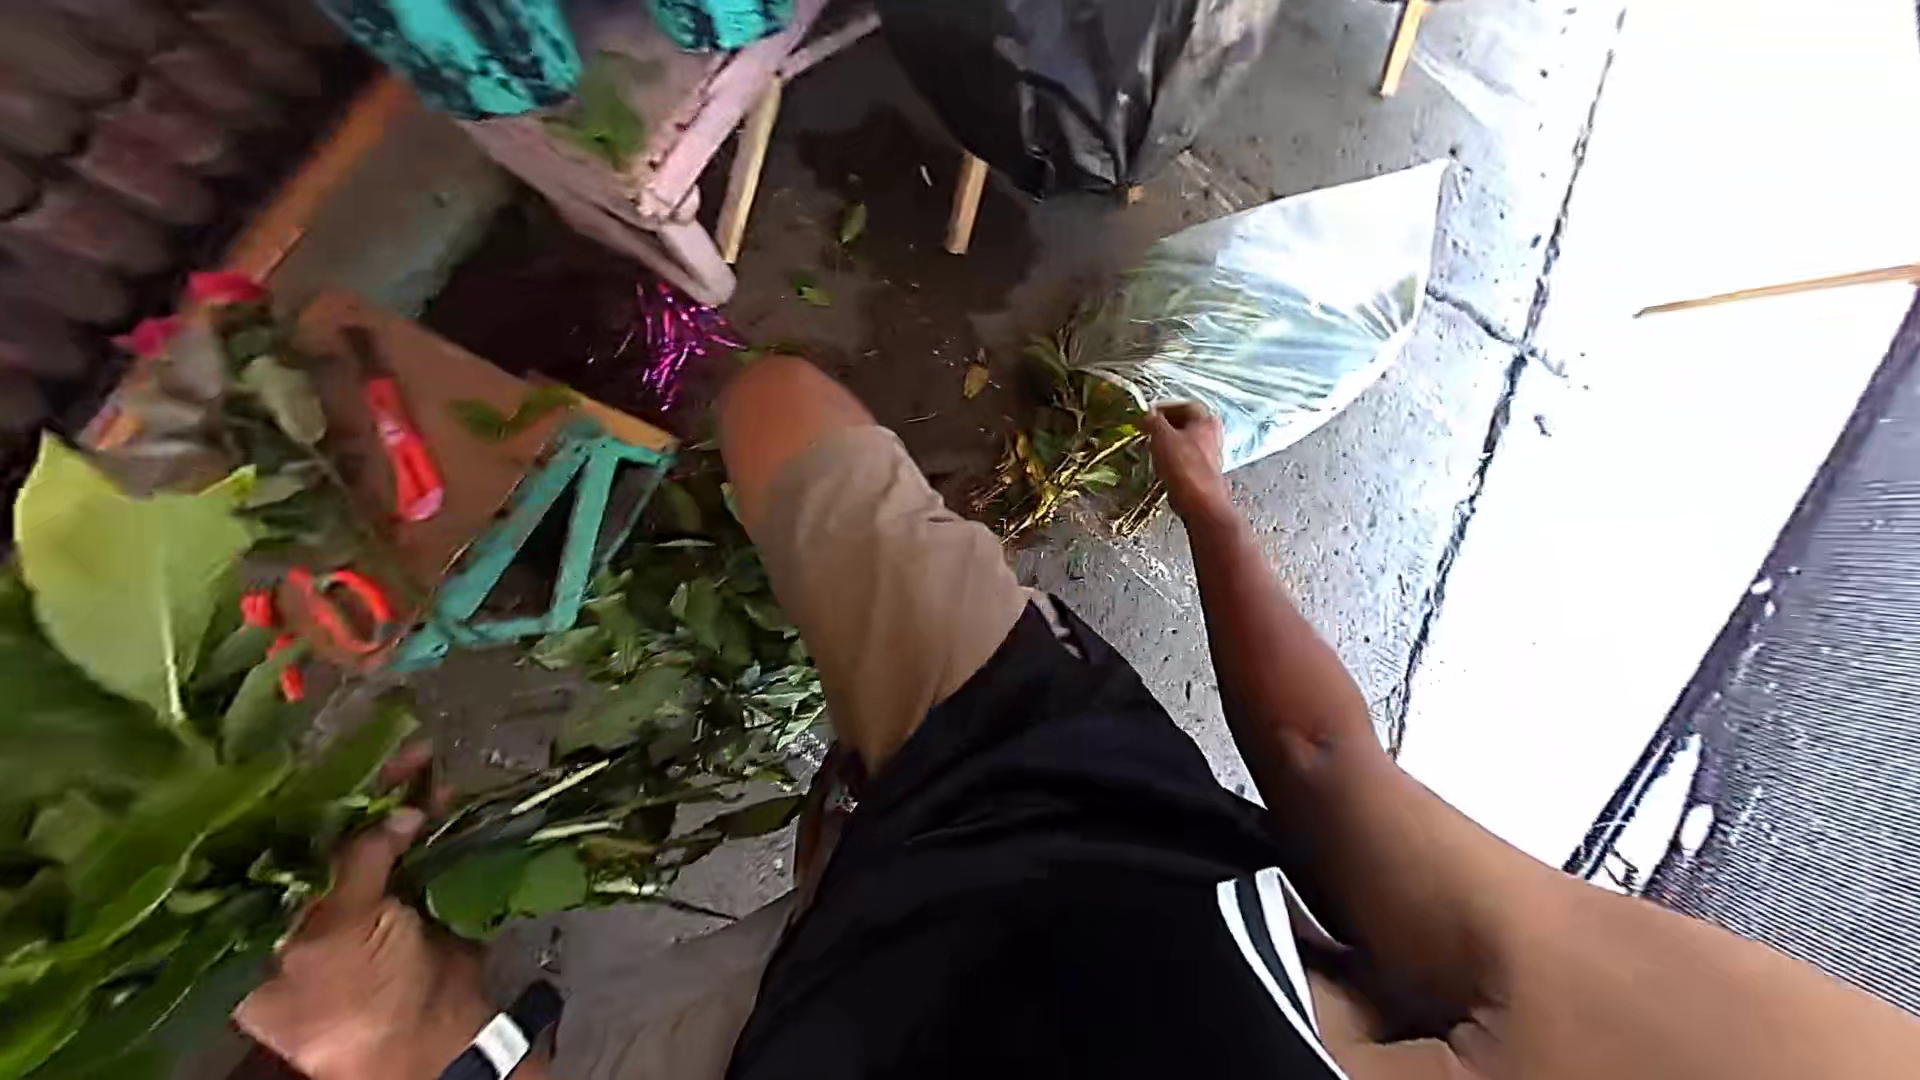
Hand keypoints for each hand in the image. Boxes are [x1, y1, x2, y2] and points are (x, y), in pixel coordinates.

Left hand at [235, 749, 491, 1079]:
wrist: (430, 1022)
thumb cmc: (356, 994)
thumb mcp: (336, 935)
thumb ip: (357, 867)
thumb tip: (400, 810)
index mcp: (254, 923)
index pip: (263, 850)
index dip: (293, 804)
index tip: (323, 762)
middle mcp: (300, 901)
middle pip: (325, 831)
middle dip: (358, 791)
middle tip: (393, 751)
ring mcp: (358, 891)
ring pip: (373, 829)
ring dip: (400, 794)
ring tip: (426, 757)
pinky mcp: (408, 883)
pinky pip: (415, 838)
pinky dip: (431, 811)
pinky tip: (444, 786)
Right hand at [1143, 403, 1230, 523]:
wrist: (1198, 500)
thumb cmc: (1182, 464)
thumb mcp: (1162, 437)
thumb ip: (1153, 422)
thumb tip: (1147, 415)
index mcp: (1205, 420)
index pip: (1184, 405)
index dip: (1164, 407)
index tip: (1148, 414)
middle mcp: (1212, 434)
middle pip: (1186, 422)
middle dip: (1166, 424)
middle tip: (1148, 428)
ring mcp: (1210, 454)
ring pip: (1186, 440)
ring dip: (1168, 440)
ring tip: (1151, 444)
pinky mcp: (1203, 471)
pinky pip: (1186, 457)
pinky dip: (1173, 456)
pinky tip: (1161, 462)